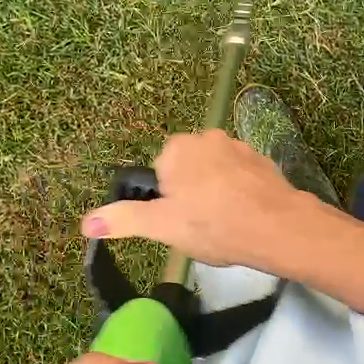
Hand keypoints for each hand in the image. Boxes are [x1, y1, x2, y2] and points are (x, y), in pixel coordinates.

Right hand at [80, 130, 321, 269]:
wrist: (278, 226)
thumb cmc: (214, 224)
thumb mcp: (163, 226)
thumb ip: (125, 220)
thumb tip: (86, 223)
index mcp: (178, 148)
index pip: (160, 173)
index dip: (167, 201)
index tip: (179, 221)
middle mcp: (206, 136)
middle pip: (186, 170)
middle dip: (190, 195)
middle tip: (200, 226)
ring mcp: (237, 145)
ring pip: (213, 172)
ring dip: (215, 192)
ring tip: (224, 224)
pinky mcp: (261, 159)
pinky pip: (239, 175)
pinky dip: (238, 191)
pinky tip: (244, 215)